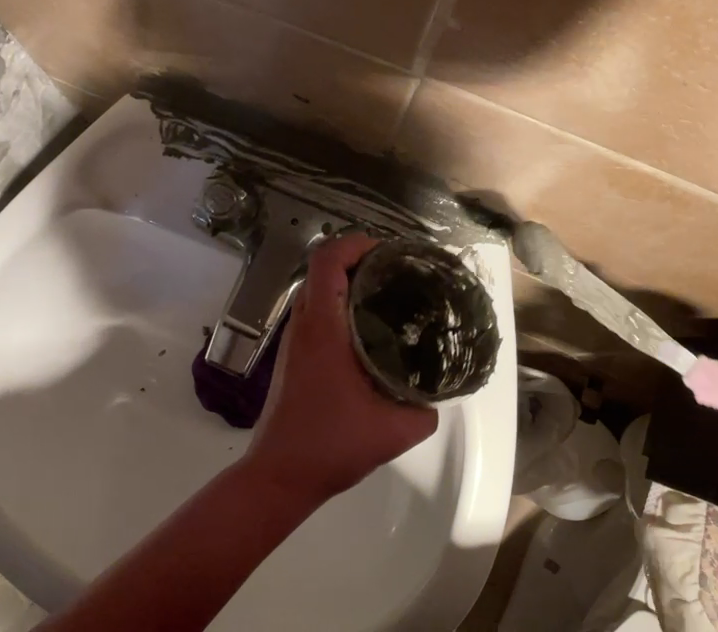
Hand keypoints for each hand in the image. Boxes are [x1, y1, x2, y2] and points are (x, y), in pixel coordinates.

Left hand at [241, 233, 438, 502]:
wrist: (279, 475)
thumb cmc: (330, 445)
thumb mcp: (393, 430)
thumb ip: (424, 411)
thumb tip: (437, 397)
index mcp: (322, 327)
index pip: (329, 260)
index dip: (357, 243)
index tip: (390, 253)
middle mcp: (303, 324)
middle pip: (323, 268)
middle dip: (360, 260)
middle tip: (398, 273)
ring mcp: (293, 340)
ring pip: (317, 290)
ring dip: (348, 283)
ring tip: (387, 297)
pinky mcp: (292, 356)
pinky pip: (315, 313)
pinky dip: (339, 306)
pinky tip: (367, 332)